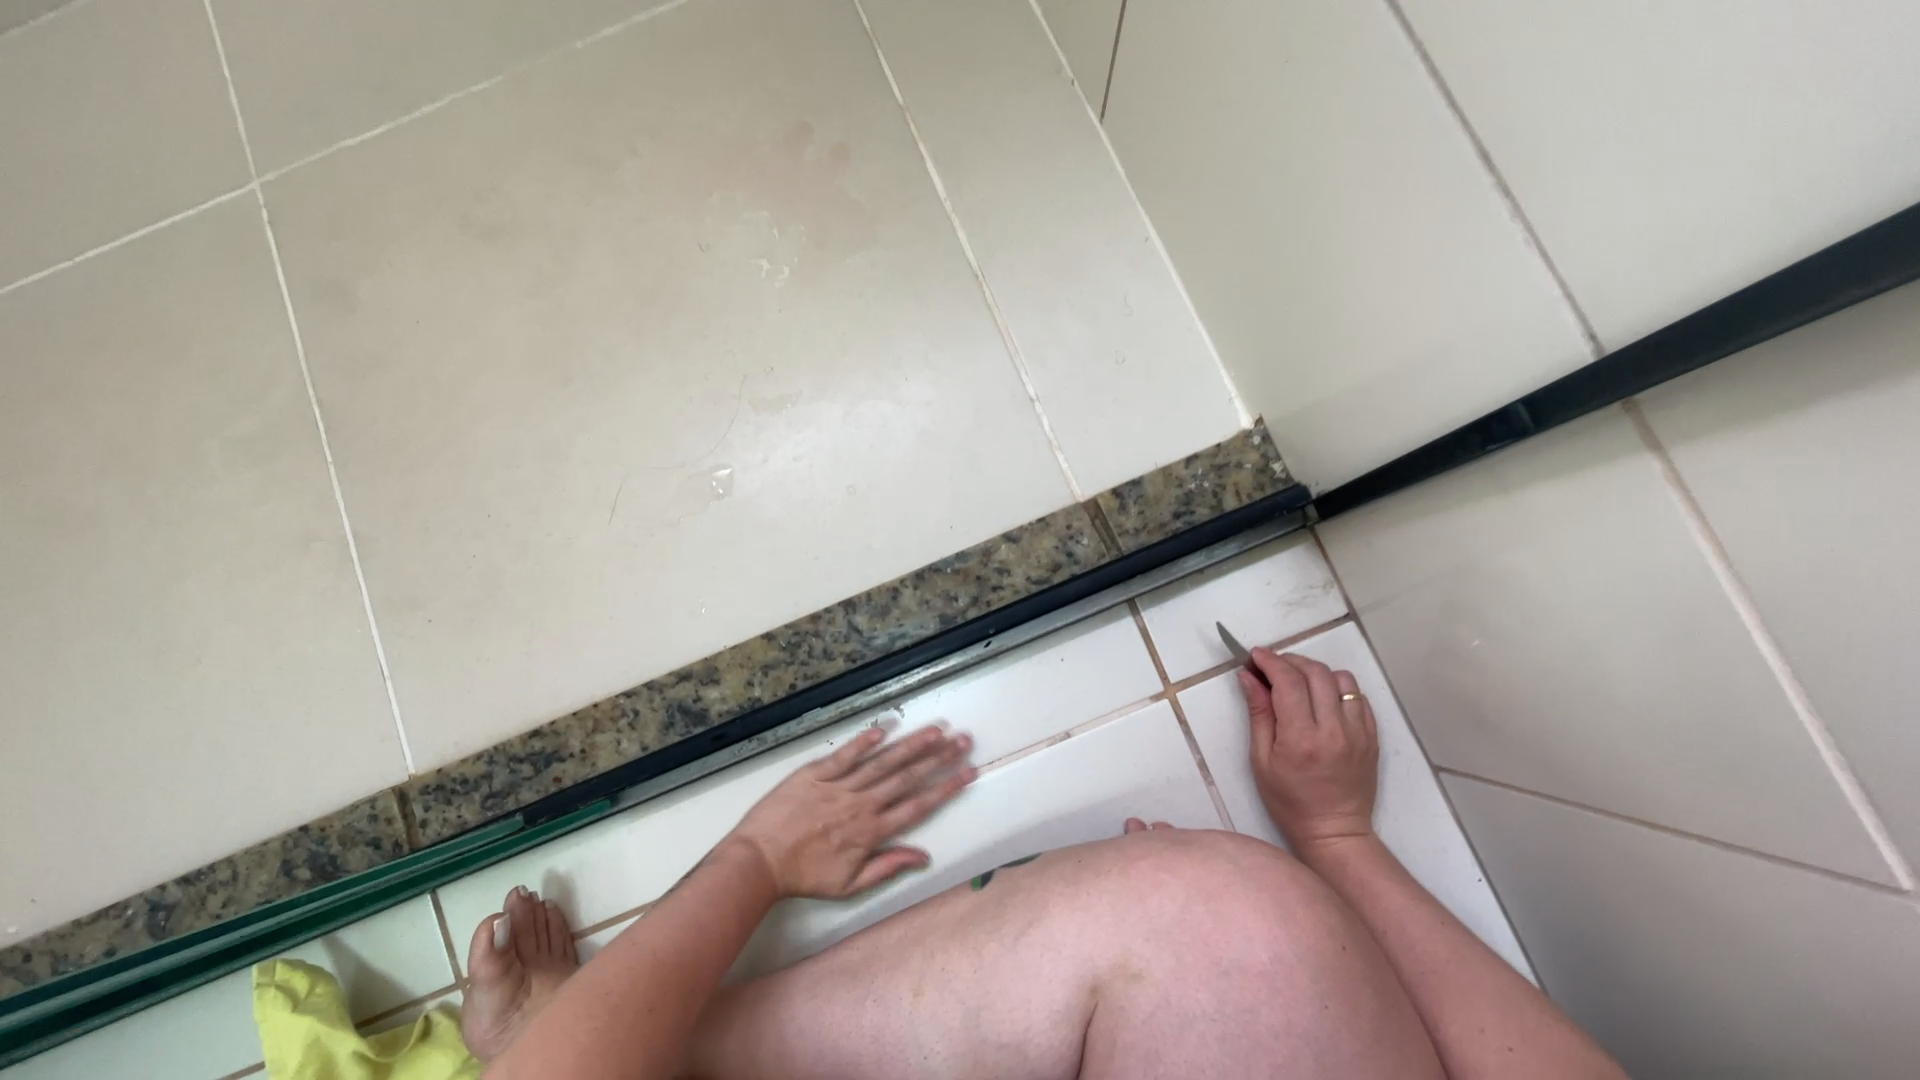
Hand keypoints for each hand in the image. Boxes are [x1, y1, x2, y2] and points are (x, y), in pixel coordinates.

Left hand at [726, 724, 975, 899]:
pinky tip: (884, 729)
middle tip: (963, 740)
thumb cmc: (803, 877)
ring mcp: (837, 786)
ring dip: (911, 745)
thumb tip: (923, 857)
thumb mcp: (849, 885)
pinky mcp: (814, 773)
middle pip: (906, 777)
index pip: (917, 806)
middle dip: (938, 758)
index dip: (946, 787)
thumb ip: (887, 867)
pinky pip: (845, 755)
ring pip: (882, 762)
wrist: (758, 861)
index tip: (968, 772)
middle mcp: (860, 804)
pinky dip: (864, 741)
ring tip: (936, 730)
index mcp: (870, 832)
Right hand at [1237, 648, 1378, 854]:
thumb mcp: (1261, 760)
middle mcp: (1334, 730)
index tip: (1255, 656)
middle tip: (1271, 665)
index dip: (1270, 661)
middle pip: (1315, 673)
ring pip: (1341, 679)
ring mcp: (1358, 732)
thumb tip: (1249, 678)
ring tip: (1297, 680)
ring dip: (1315, 671)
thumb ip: (1258, 713)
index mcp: (1301, 738)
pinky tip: (1321, 697)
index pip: (1288, 682)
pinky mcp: (1372, 736)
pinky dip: (1337, 688)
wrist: (1334, 830)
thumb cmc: (1288, 800)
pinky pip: (1358, 696)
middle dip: (1289, 660)